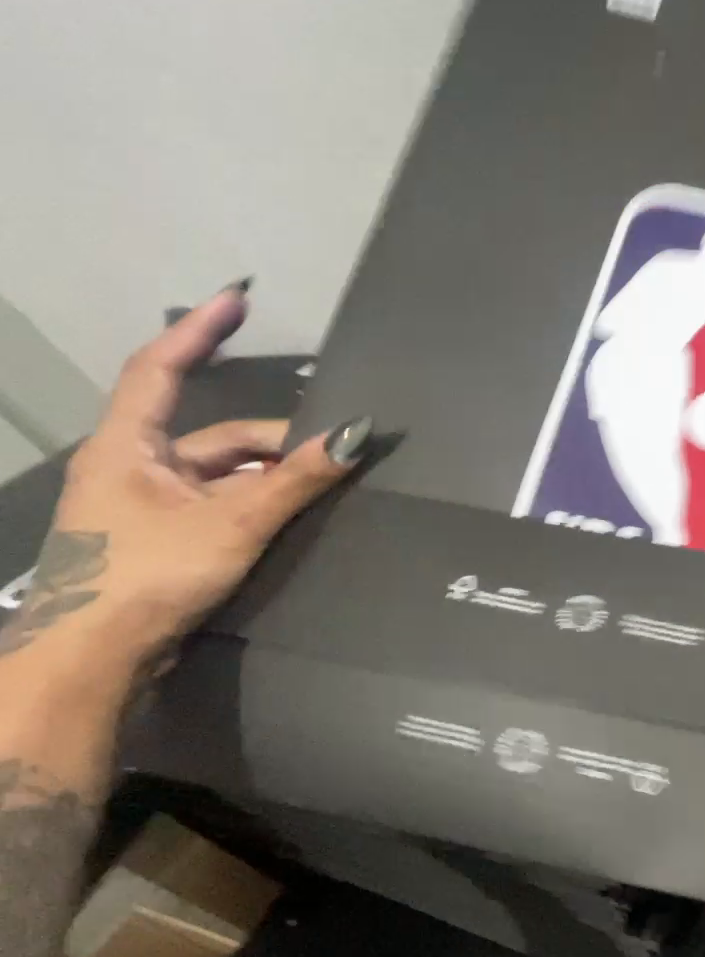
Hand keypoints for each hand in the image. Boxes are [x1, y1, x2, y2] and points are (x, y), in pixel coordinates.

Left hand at [4, 282, 372, 663]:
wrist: (93, 657)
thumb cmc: (150, 575)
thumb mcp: (235, 522)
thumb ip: (298, 479)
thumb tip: (357, 435)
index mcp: (128, 448)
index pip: (160, 370)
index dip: (199, 333)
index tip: (236, 299)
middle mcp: (133, 467)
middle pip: (218, 436)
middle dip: (279, 445)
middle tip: (338, 458)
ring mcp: (147, 504)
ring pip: (227, 474)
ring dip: (276, 479)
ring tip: (325, 493)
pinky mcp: (163, 537)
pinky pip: (223, 502)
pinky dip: (261, 504)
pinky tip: (297, 517)